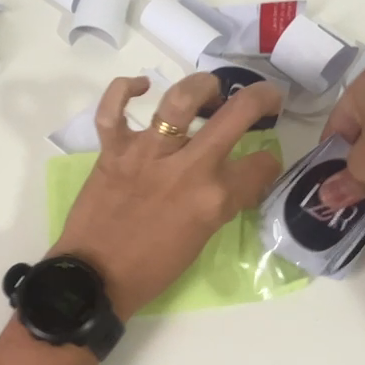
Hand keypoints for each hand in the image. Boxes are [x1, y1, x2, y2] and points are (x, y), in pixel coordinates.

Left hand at [51, 73, 284, 318]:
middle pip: (236, 115)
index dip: (268, 161)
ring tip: (210, 91)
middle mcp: (187, 168)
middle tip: (266, 97)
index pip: (259, 165)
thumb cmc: (152, 268)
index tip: (262, 161)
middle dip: (261, 98)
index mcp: (213, 198)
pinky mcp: (113, 150)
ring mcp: (147, 154)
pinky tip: (142, 87)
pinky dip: (124, 89)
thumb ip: (221, 202)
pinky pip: (113, 109)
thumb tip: (236, 178)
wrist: (96, 278)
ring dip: (202, 86)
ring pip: (181, 99)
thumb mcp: (202, 237)